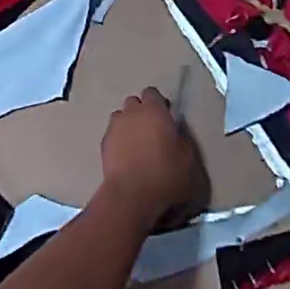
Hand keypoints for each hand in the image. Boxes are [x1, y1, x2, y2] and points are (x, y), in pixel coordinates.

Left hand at [99, 87, 196, 222]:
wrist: (131, 196)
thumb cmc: (165, 174)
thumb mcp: (186, 157)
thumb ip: (180, 139)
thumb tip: (174, 135)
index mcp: (154, 110)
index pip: (152, 92)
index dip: (158, 103)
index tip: (165, 117)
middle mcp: (132, 113)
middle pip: (133, 102)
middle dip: (140, 111)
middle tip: (151, 130)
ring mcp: (114, 127)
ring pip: (120, 117)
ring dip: (128, 124)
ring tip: (135, 143)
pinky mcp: (103, 144)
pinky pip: (112, 135)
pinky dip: (118, 140)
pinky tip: (125, 156)